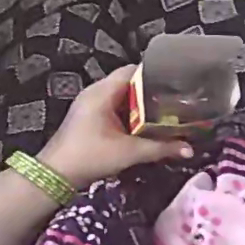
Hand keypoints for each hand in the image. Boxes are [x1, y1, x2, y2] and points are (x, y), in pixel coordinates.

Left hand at [38, 66, 193, 188]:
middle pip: (128, 82)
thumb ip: (160, 148)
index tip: (175, 84)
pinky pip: (113, 106)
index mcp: (102, 91)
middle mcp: (95, 92)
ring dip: (140, 104)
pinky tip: (144, 125)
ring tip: (165, 112)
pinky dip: (129, 113)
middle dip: (151, 92)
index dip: (155, 75)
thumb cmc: (90, 156)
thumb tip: (189, 149)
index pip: (132, 71)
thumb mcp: (128, 152)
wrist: (55, 174)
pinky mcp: (88, 116)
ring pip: (121, 96)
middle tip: (175, 100)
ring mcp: (90, 104)